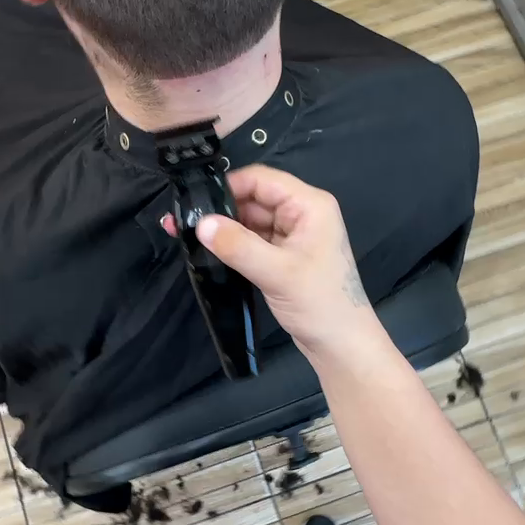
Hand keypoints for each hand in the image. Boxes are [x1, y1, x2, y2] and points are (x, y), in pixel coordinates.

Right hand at [174, 165, 382, 359]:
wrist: (341, 344)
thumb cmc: (320, 303)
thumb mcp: (277, 272)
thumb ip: (238, 246)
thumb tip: (201, 224)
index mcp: (309, 206)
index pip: (262, 180)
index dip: (228, 186)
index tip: (196, 200)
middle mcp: (301, 214)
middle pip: (253, 199)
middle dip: (220, 209)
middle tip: (182, 220)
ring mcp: (292, 237)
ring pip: (250, 221)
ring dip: (223, 228)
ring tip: (186, 234)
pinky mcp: (283, 257)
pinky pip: (252, 242)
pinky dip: (232, 245)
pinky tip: (206, 250)